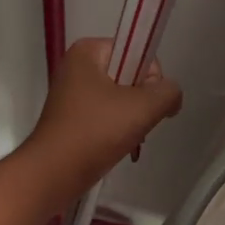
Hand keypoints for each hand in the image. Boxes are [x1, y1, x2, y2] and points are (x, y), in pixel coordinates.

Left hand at [20, 38, 181, 183]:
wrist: (53, 174)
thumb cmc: (95, 133)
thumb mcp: (143, 107)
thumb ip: (168, 92)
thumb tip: (171, 96)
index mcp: (88, 51)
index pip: (137, 52)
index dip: (150, 79)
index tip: (146, 104)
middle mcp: (76, 67)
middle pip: (129, 76)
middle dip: (141, 102)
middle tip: (137, 125)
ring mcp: (71, 95)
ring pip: (119, 100)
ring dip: (131, 120)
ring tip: (127, 139)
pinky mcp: (71, 119)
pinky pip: (105, 117)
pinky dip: (116, 131)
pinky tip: (118, 147)